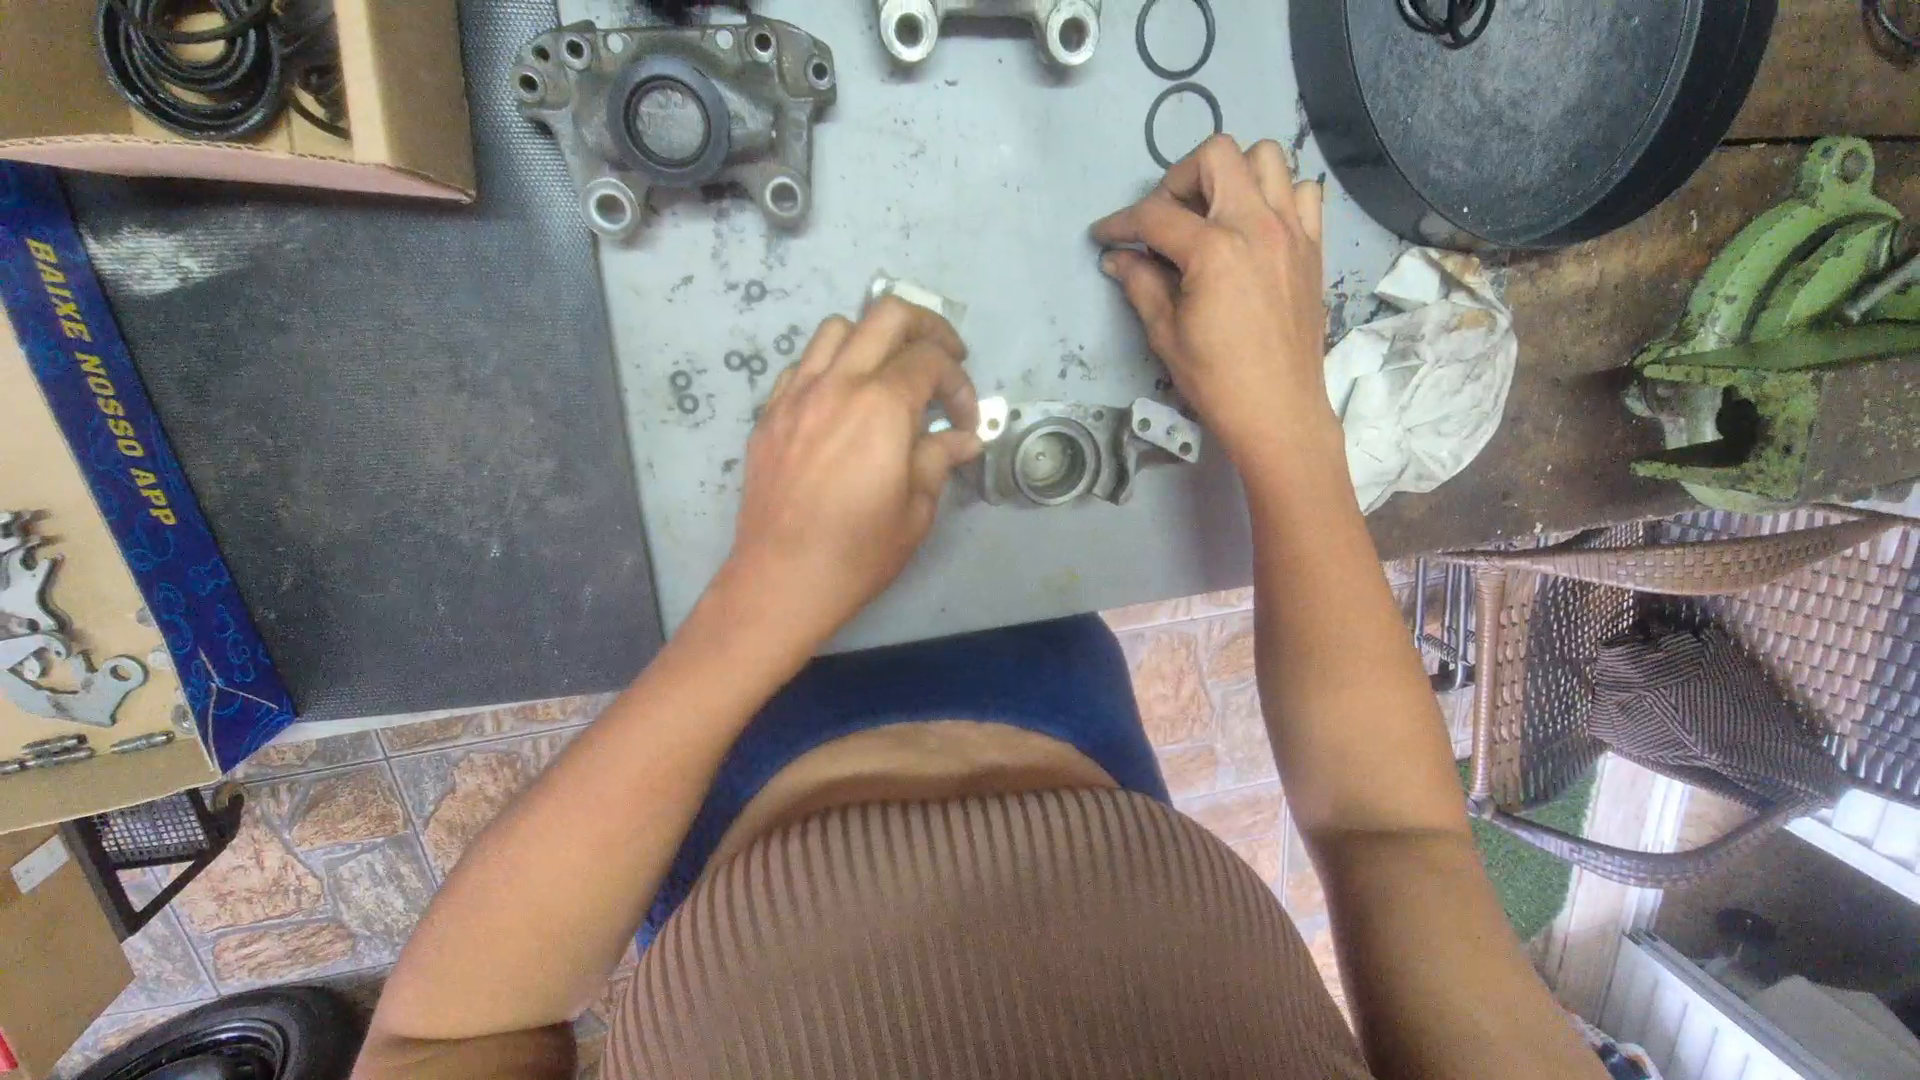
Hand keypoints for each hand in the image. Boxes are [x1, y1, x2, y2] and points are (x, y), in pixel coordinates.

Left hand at [720, 297, 982, 643]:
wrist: (781, 580)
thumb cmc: (858, 552)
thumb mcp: (916, 510)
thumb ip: (938, 458)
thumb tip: (962, 438)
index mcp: (881, 406)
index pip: (931, 360)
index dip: (960, 384)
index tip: (965, 422)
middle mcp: (837, 384)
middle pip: (887, 315)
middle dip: (927, 328)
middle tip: (944, 359)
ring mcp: (796, 395)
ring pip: (837, 329)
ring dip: (873, 340)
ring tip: (889, 375)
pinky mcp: (769, 415)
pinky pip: (801, 366)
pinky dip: (831, 367)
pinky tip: (842, 403)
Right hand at [1092, 135, 1335, 469]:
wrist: (1277, 409)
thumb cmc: (1215, 379)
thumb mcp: (1165, 333)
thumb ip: (1140, 283)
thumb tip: (1118, 258)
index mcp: (1215, 250)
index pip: (1155, 215)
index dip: (1121, 223)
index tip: (1105, 236)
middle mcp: (1257, 225)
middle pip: (1216, 156)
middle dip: (1179, 179)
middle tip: (1167, 219)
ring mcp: (1292, 231)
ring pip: (1266, 159)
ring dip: (1231, 176)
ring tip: (1213, 215)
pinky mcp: (1312, 246)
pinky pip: (1303, 191)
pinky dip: (1277, 195)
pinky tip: (1255, 228)